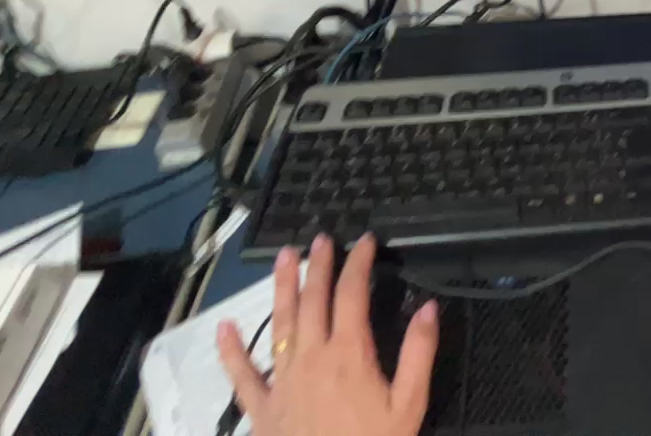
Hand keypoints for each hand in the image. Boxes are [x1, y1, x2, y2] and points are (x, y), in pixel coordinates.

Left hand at [217, 234, 438, 435]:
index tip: (365, 240)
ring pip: (280, 324)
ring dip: (282, 287)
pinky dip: (231, 351)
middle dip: (319, 265)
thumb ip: (419, 352)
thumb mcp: (409, 405)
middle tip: (322, 238)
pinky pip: (241, 377)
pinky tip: (222, 328)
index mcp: (349, 353)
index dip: (358, 262)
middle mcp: (312, 358)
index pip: (352, 293)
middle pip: (314, 300)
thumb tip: (428, 306)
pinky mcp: (260, 412)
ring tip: (283, 257)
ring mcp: (282, 383)